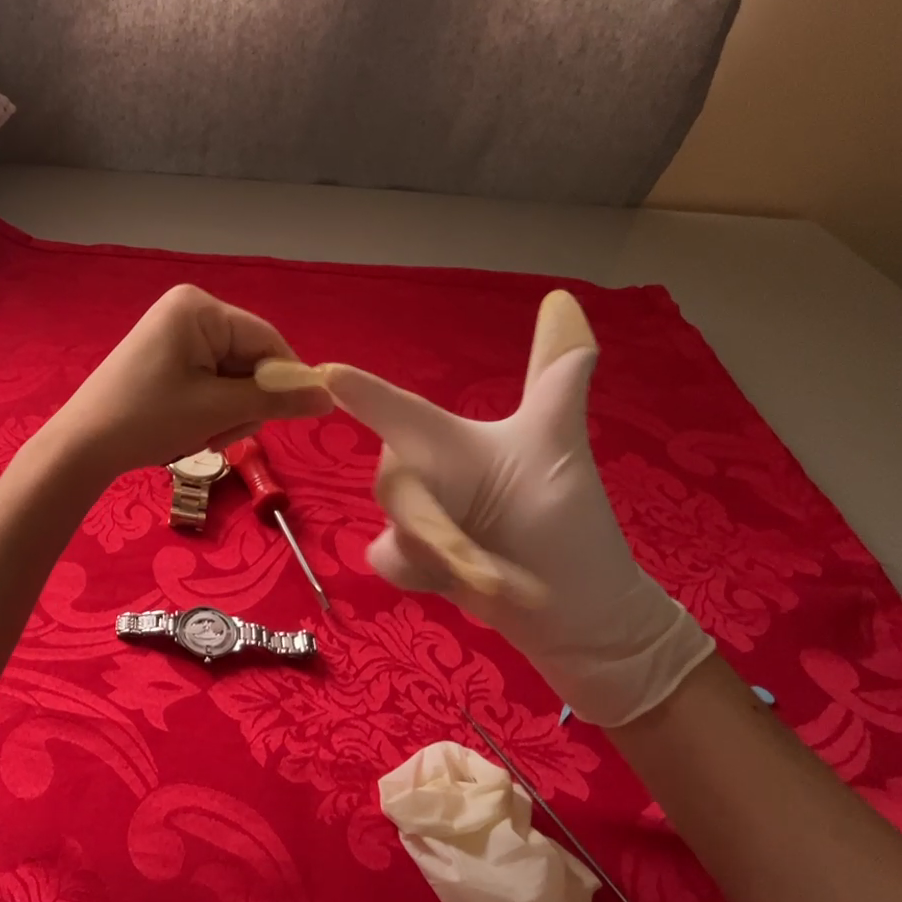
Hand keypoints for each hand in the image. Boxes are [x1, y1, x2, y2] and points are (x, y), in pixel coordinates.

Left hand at [40, 285, 332, 481]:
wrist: (80, 446)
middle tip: (213, 433)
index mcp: (199, 308)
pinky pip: (208, 385)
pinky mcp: (165, 360)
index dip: (284, 381)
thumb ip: (275, 399)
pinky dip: (205, 413)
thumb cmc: (146, 419)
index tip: (290, 418)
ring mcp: (174, 335)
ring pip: (231, 379)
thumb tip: (329, 396)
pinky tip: (182, 430)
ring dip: (223, 415)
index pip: (267, 341)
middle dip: (241, 404)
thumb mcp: (216, 410)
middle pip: (250, 361)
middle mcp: (188, 311)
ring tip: (192, 434)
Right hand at [258, 291, 713, 725]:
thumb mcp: (558, 444)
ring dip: (447, 554)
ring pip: (396, 526)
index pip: (391, 406)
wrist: (579, 606)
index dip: (357, 390)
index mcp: (445, 438)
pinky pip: (390, 557)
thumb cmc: (567, 518)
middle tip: (481, 560)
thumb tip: (562, 296)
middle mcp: (419, 472)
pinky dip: (432, 575)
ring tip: (497, 576)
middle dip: (433, 522)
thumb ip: (554, 375)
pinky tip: (474, 584)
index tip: (323, 373)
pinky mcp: (404, 558)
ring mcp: (409, 518)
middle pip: (391, 483)